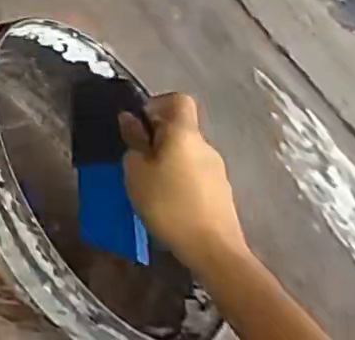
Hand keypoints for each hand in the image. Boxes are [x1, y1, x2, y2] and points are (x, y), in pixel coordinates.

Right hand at [118, 92, 247, 273]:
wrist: (216, 254)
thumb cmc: (170, 205)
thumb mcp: (136, 172)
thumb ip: (133, 142)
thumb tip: (131, 120)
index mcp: (184, 133)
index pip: (178, 99)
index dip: (157, 104)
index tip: (141, 124)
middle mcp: (205, 146)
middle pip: (180, 129)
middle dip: (158, 139)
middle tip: (139, 160)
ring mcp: (218, 172)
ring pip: (188, 155)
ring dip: (169, 163)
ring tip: (152, 187)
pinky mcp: (223, 196)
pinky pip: (197, 177)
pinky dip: (182, 183)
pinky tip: (170, 205)